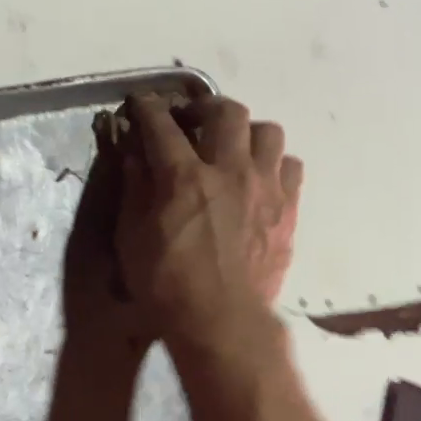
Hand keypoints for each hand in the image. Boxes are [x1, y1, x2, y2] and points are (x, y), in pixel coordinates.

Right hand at [113, 93, 302, 354]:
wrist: (220, 318)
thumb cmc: (163, 282)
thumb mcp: (131, 238)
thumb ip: (134, 191)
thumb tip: (133, 157)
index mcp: (182, 178)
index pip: (162, 128)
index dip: (149, 110)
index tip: (140, 102)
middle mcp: (228, 170)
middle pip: (226, 113)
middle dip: (204, 108)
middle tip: (189, 120)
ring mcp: (265, 186)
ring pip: (266, 131)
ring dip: (244, 131)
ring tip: (229, 146)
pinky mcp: (288, 206)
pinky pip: (289, 164)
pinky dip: (271, 161)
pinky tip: (256, 176)